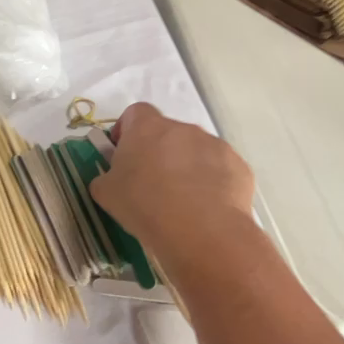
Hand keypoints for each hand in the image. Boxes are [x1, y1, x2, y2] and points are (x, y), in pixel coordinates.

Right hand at [90, 102, 255, 267]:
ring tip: (180, 197)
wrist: (201, 231)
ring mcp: (215, 145)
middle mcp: (183, 129)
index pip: (135, 112)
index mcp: (146, 128)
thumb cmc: (143, 204)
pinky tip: (202, 205)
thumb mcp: (104, 191)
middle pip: (167, 132)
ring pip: (194, 149)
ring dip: (184, 164)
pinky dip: (209, 180)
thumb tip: (116, 176)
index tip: (123, 153)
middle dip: (157, 150)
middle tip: (149, 181)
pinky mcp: (239, 166)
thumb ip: (108, 174)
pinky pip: (218, 167)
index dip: (128, 130)